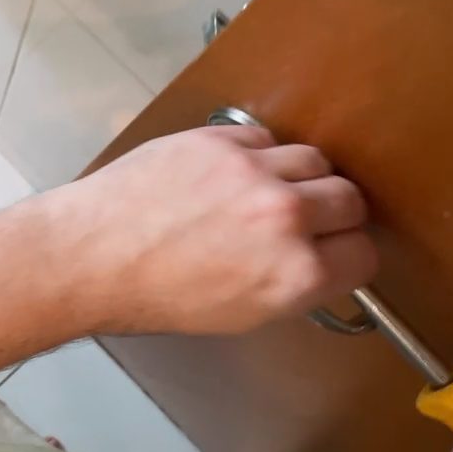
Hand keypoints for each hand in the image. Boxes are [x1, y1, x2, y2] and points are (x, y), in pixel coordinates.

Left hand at [39, 124, 376, 335]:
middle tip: (301, 217)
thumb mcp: (240, 314)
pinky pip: (263, 137)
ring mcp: (249, 171)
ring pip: (312, 159)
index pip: (363, 254)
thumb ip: (292, 284)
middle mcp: (284, 217)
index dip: (345, 253)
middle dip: (331, 211)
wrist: (89, 253)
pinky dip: (256, 153)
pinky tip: (229, 171)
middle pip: (348, 198)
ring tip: (264, 190)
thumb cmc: (153, 294)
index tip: (331, 249)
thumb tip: (316, 259)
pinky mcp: (215, 139)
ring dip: (298, 175)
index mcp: (296, 275)